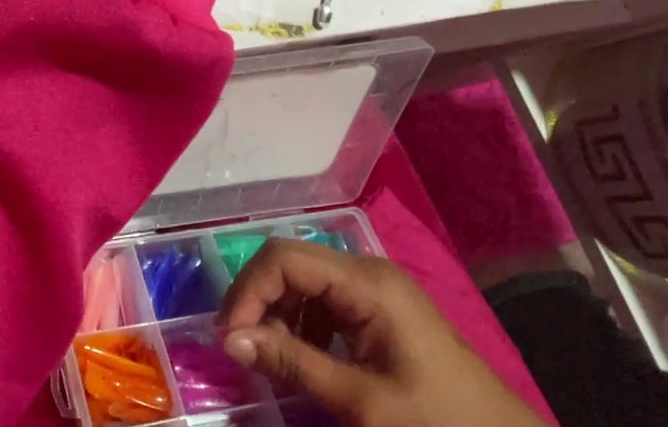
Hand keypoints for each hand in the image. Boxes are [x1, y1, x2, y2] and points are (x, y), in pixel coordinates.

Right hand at [218, 239, 547, 426]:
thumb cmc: (438, 423)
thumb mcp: (361, 402)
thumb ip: (293, 364)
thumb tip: (229, 340)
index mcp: (366, 282)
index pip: (283, 257)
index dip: (248, 290)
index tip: (230, 337)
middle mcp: (367, 273)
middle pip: (290, 265)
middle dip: (258, 302)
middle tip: (242, 349)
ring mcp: (376, 291)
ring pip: (303, 283)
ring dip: (277, 316)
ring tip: (269, 360)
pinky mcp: (380, 312)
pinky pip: (324, 303)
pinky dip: (301, 327)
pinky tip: (300, 360)